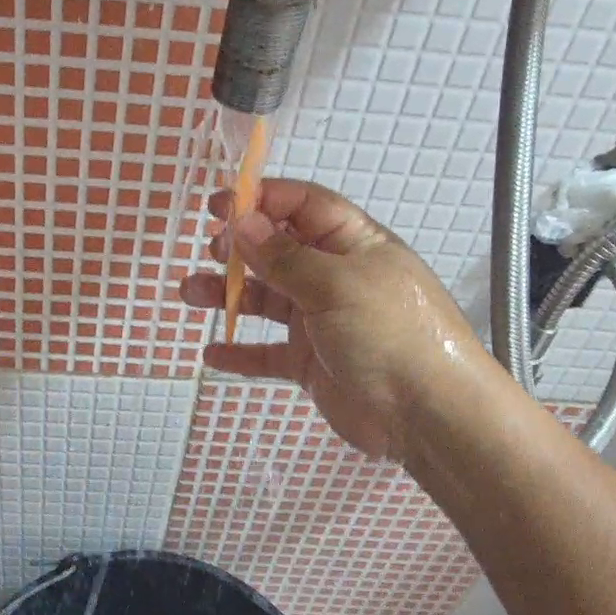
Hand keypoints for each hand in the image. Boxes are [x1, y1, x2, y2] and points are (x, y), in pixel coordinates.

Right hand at [180, 178, 490, 460]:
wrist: (426, 416)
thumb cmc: (389, 334)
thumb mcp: (337, 285)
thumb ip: (285, 256)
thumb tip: (243, 222)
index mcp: (353, 244)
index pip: (303, 206)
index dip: (262, 198)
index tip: (219, 205)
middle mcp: (334, 276)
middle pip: (278, 250)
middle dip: (241, 246)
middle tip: (212, 250)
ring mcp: (321, 321)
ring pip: (266, 299)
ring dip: (228, 295)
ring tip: (189, 293)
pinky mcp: (311, 362)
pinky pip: (267, 352)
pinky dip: (240, 352)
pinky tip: (212, 355)